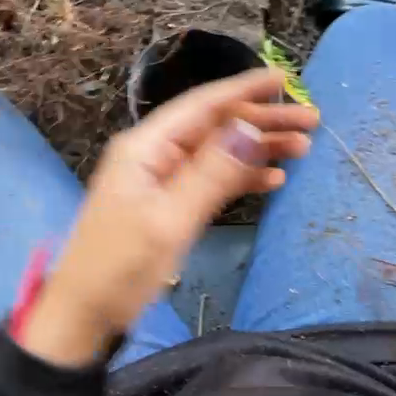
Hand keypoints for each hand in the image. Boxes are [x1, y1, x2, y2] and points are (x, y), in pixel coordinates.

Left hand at [18, 68, 317, 367]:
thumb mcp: (169, 220)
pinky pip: (210, 181)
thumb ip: (211, 173)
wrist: (84, 315)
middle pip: (214, 126)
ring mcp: (160, 180)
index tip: (284, 80)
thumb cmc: (120, 267)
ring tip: (303, 147)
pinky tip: (274, 180)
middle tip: (311, 120)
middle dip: (260, 120)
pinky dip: (241, 178)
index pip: (202, 106)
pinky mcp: (168, 205)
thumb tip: (249, 126)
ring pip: (217, 152)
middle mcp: (153, 154)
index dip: (244, 90)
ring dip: (257, 149)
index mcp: (145, 147)